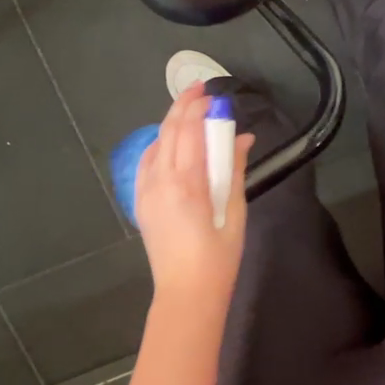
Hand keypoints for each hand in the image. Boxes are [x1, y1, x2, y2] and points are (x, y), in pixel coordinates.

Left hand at [135, 83, 253, 299]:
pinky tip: (170, 142)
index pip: (190, 130)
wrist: (186, 294)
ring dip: (171, 123)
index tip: (214, 93)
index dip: (200, 106)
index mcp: (187, 182)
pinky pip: (147, 162)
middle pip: (170, 130)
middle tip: (200, 89)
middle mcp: (161, 180)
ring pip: (156, 144)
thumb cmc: (218, 259)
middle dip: (184, 105)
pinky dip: (159, 145)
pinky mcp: (142, 202)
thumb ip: (235, 171)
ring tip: (188, 110)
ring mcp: (146, 191)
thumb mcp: (235, 213)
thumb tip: (242, 139)